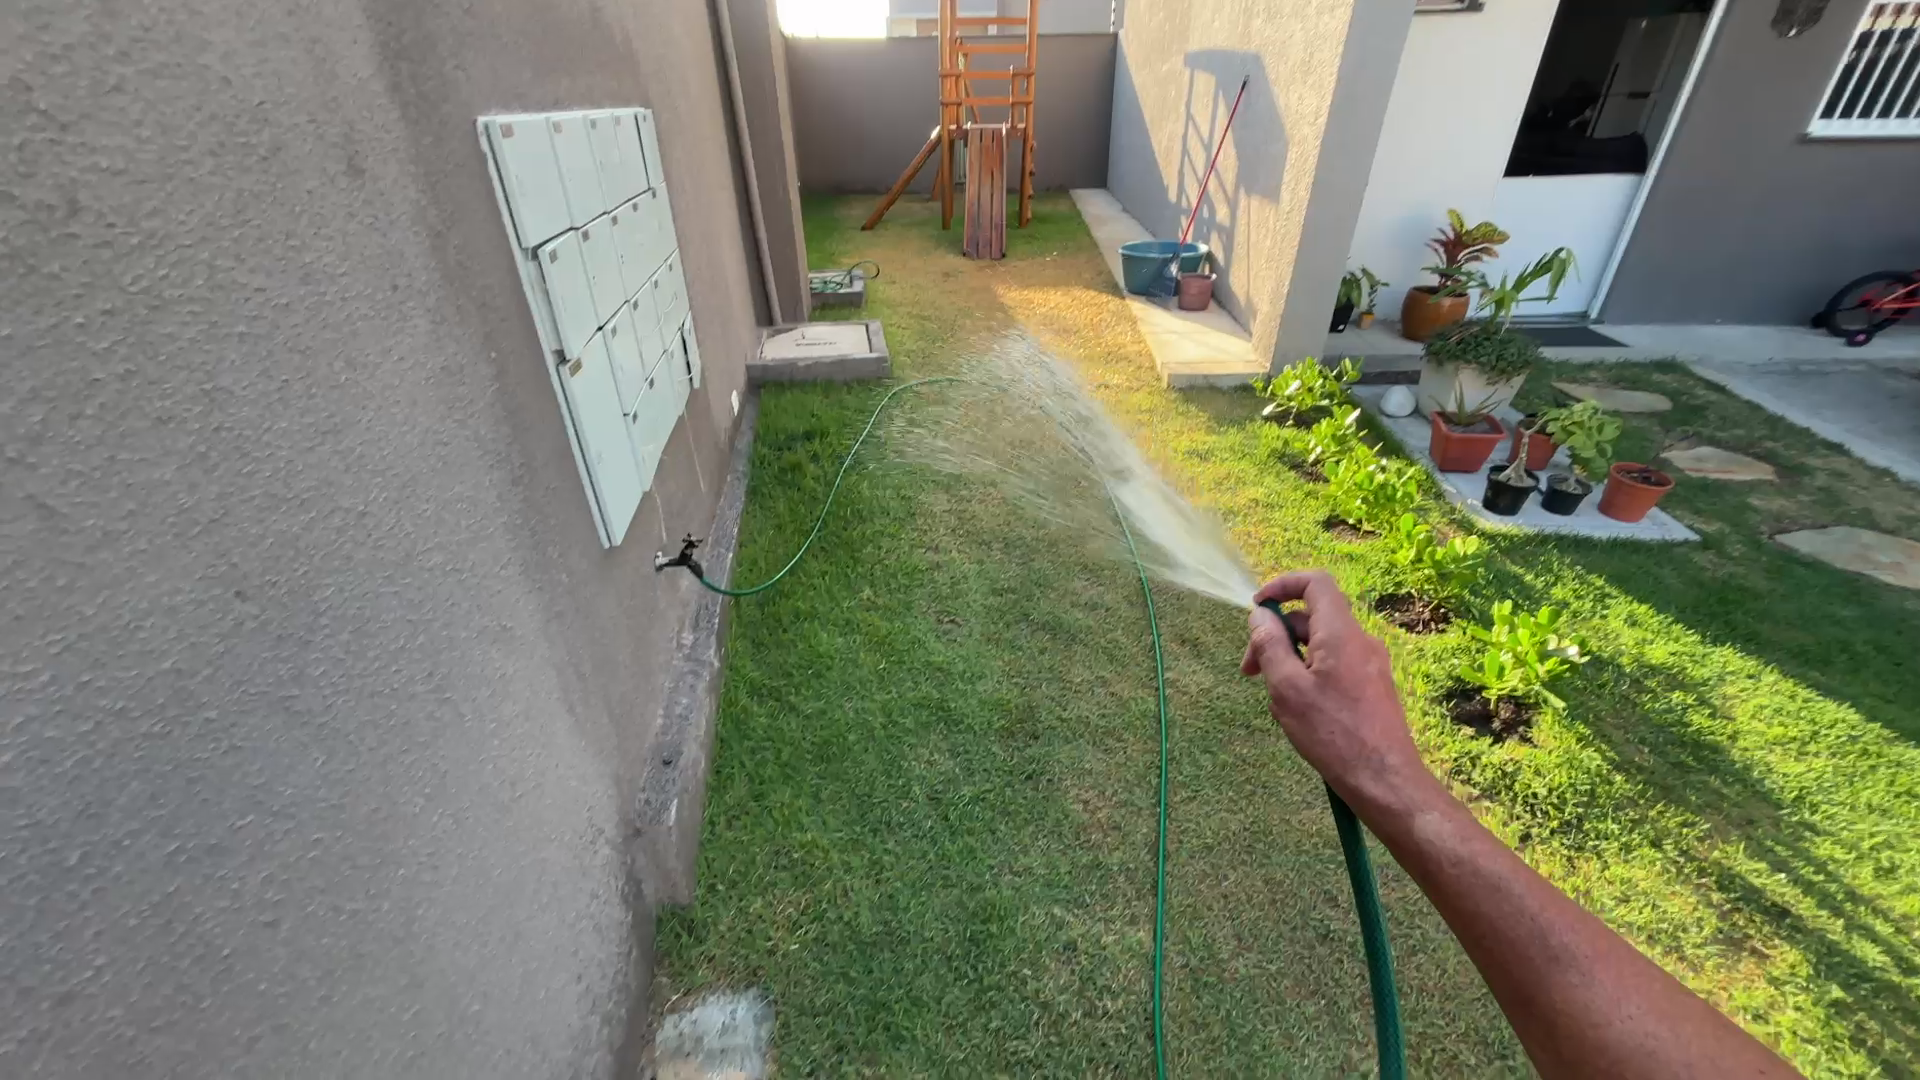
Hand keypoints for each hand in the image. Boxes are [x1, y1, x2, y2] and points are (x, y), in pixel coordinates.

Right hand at [1241, 571, 1432, 814]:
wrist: (1385, 781)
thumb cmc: (1332, 733)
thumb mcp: (1287, 688)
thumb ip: (1270, 645)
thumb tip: (1260, 616)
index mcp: (1341, 633)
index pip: (1315, 583)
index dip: (1282, 585)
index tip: (1256, 609)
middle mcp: (1360, 641)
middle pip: (1310, 617)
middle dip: (1275, 635)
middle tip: (1249, 670)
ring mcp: (1369, 664)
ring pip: (1319, 644)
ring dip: (1288, 659)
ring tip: (1274, 698)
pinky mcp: (1372, 686)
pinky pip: (1332, 664)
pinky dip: (1307, 674)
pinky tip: (1297, 709)